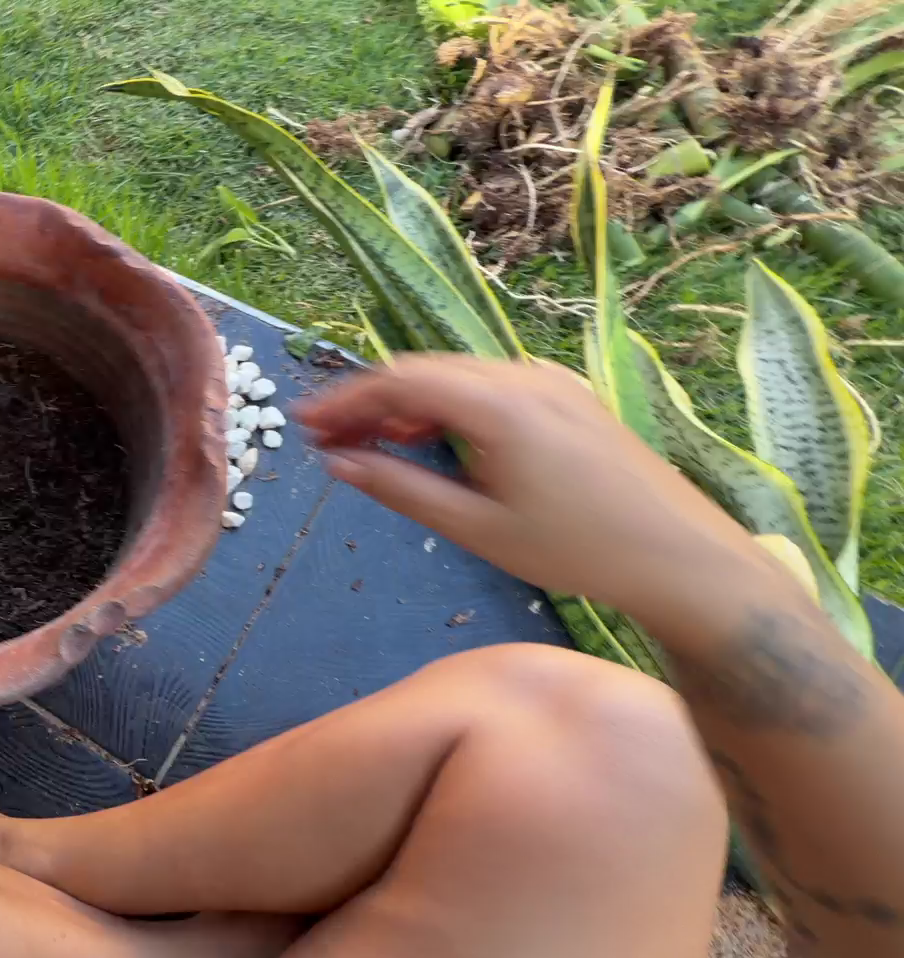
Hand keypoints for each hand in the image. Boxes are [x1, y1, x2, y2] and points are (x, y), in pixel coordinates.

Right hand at [296, 355, 766, 622]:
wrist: (683, 559)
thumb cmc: (571, 549)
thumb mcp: (471, 525)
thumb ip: (397, 487)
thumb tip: (337, 463)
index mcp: (499, 406)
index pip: (399, 382)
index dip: (343, 400)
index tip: (301, 422)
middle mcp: (523, 378)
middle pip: (421, 372)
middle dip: (363, 400)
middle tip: (321, 437)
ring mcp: (548, 384)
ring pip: (450, 377)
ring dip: (398, 404)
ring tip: (360, 441)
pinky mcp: (562, 399)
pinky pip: (481, 388)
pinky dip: (437, 408)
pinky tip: (419, 437)